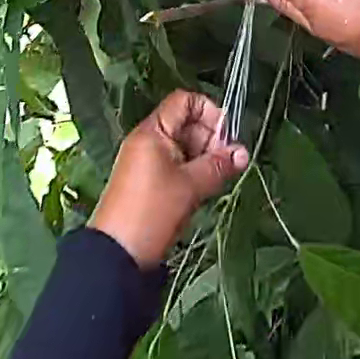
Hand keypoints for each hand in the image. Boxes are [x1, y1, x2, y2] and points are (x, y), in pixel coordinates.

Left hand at [88, 91, 248, 267]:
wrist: (115, 257)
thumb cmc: (152, 211)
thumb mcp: (190, 186)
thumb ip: (219, 165)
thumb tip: (244, 153)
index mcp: (152, 131)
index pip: (185, 101)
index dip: (209, 112)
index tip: (225, 137)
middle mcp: (148, 139)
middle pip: (186, 122)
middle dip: (211, 138)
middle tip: (226, 162)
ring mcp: (146, 160)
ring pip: (183, 145)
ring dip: (204, 156)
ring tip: (218, 177)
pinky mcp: (147, 181)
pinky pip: (175, 163)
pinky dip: (192, 170)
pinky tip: (204, 187)